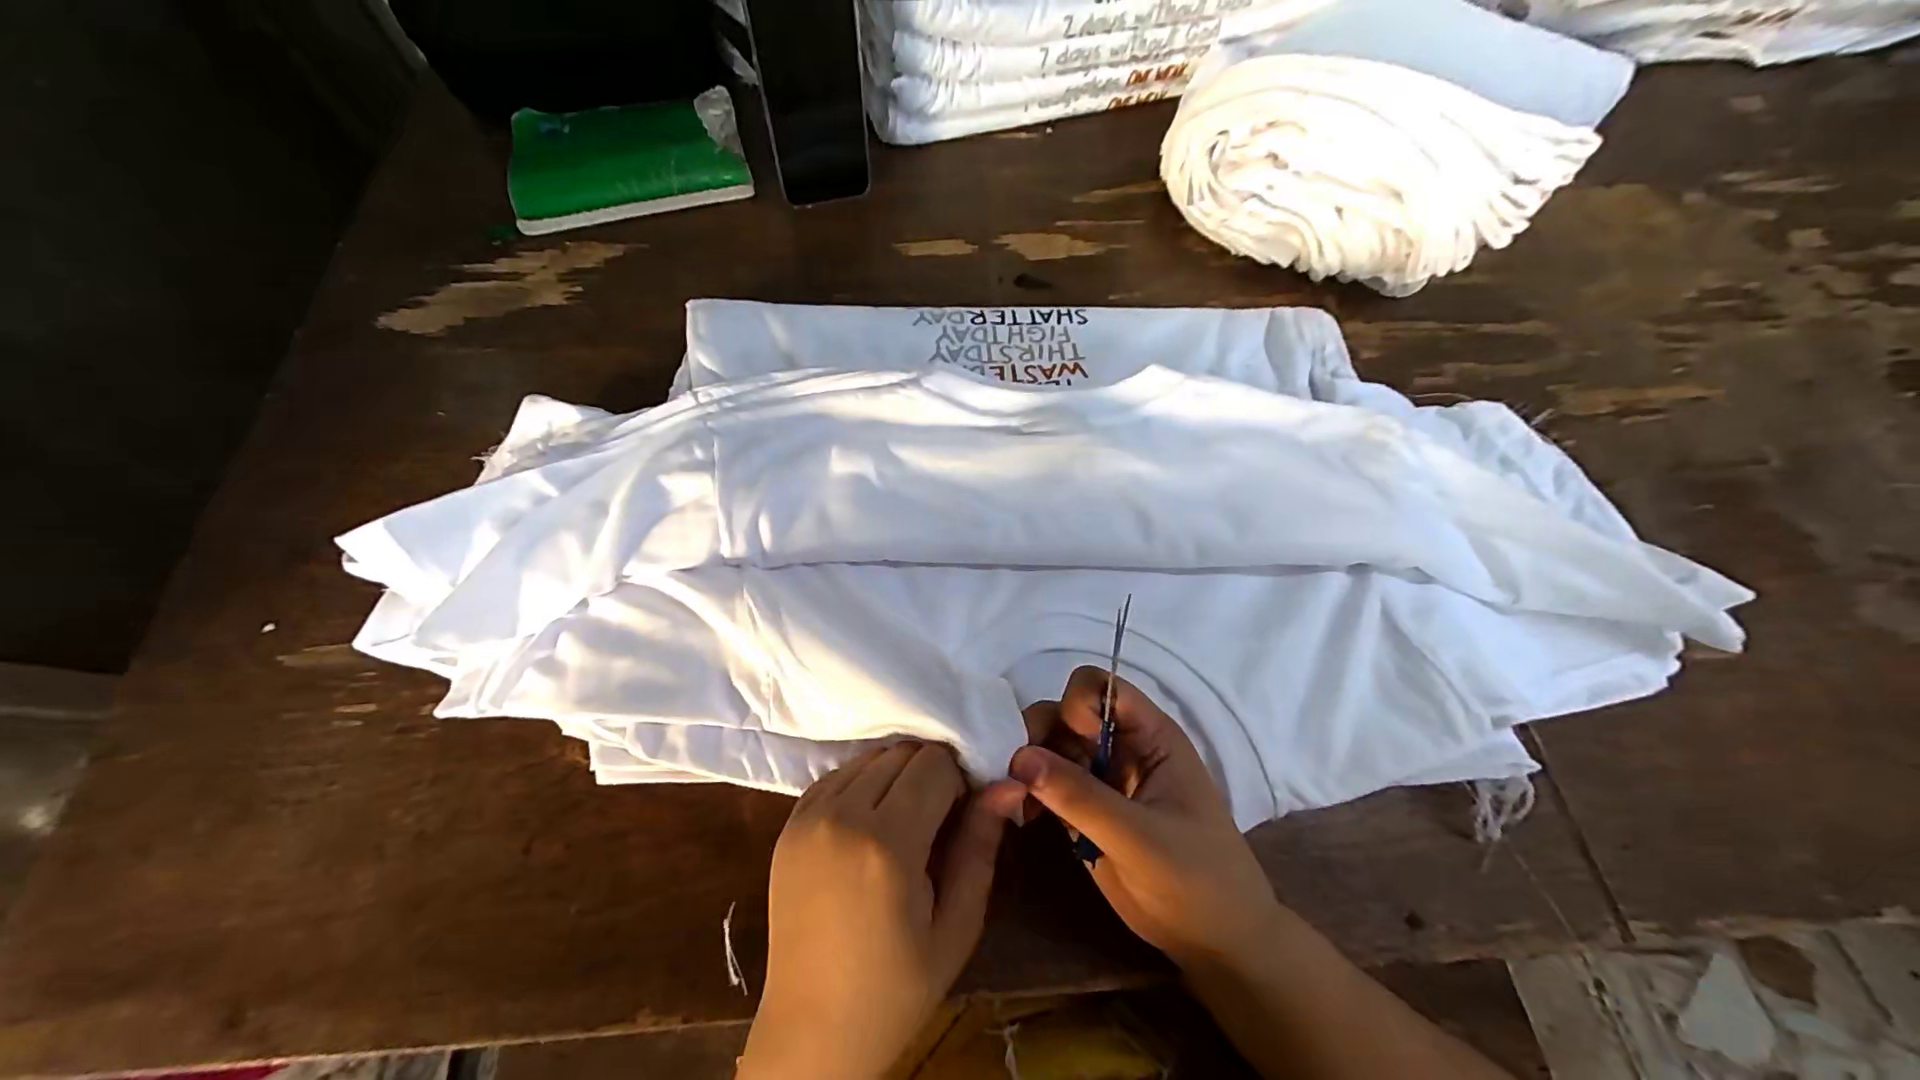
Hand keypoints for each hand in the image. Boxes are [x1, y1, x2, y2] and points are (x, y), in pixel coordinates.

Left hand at [737, 742, 1024, 1079]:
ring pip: (869, 757)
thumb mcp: (957, 926)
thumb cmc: (897, 987)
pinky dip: (861, 784)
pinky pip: (836, 776)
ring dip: (895, 775)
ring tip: (904, 823)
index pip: (934, 763)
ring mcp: (808, 817)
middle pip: (901, 752)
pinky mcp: (788, 824)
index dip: (959, 781)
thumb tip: (1007, 784)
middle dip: (929, 774)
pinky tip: (870, 825)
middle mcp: (842, 816)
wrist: (812, 1028)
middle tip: (938, 820)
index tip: (963, 815)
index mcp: (887, 843)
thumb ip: (980, 846)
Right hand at [1012, 667, 1283, 967]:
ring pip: (1049, 748)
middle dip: (1038, 736)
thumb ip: (1081, 797)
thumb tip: (1019, 758)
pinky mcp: (1084, 810)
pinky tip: (1020, 817)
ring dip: (1025, 766)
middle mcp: (1121, 747)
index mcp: (1150, 736)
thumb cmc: (1196, 880)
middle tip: (1016, 775)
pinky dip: (1027, 793)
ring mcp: (1101, 779)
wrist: (1215, 942)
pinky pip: (1046, 784)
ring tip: (1014, 801)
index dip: (1079, 705)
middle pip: (1065, 714)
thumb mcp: (1141, 838)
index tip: (1074, 744)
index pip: (1102, 687)